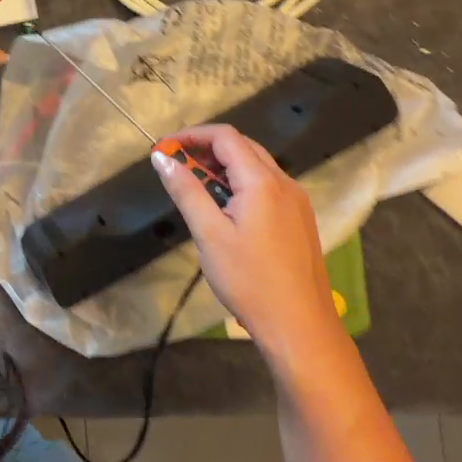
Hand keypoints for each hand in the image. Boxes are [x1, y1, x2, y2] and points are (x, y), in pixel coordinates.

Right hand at [151, 125, 341, 361]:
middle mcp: (285, 183)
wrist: (299, 325)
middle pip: (243, 146)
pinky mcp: (298, 218)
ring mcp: (296, 201)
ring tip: (193, 185)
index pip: (226, 137)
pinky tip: (223, 206)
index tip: (162, 150)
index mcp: (262, 182)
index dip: (191, 135)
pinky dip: (240, 182)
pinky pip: (267, 185)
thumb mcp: (209, 235)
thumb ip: (186, 191)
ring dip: (222, 165)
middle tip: (174, 165)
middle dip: (205, 148)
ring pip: (256, 165)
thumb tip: (161, 158)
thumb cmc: (249, 280)